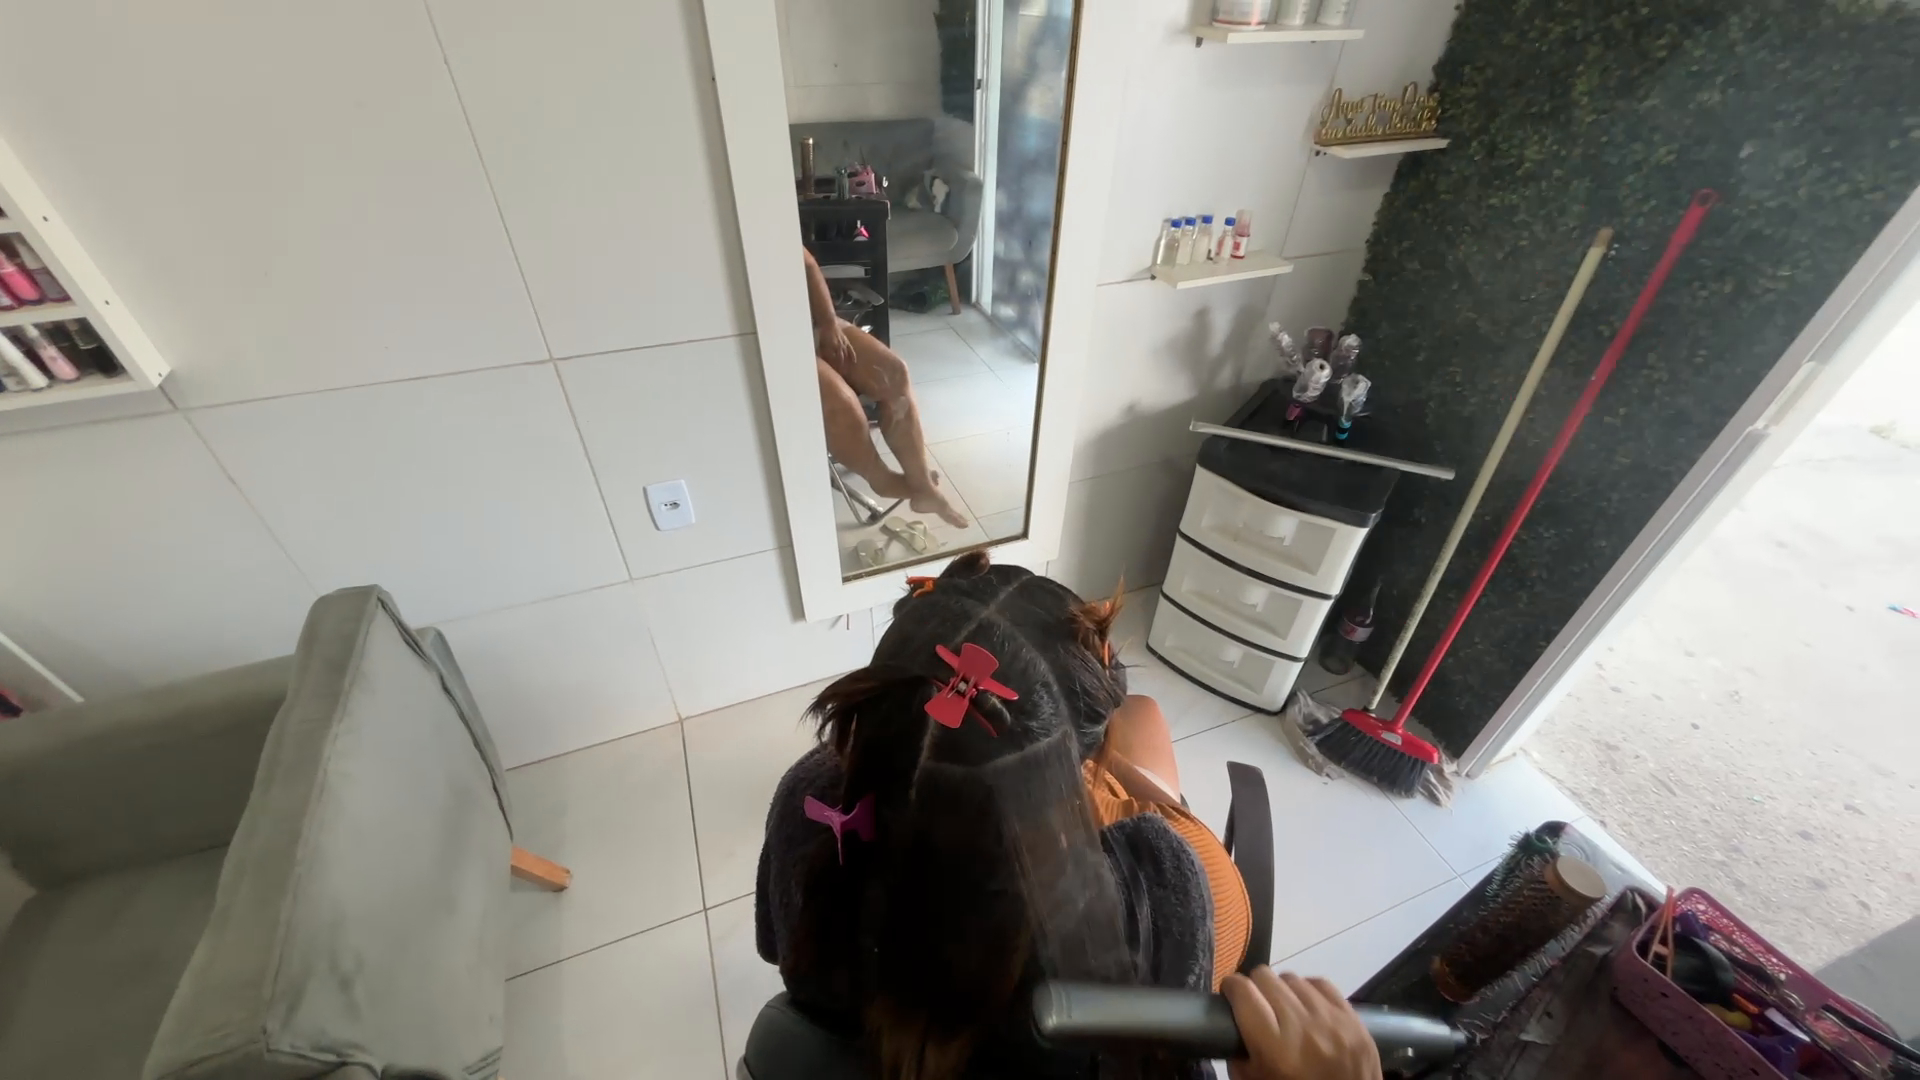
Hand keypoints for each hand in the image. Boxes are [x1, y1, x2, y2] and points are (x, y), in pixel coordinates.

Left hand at [815, 321, 853, 370]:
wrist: (828, 322)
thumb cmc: (822, 331)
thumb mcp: (819, 342)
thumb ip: (821, 351)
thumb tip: (820, 360)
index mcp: (829, 347)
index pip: (831, 361)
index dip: (832, 368)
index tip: (833, 375)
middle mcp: (837, 347)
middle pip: (839, 360)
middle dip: (840, 368)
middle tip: (841, 376)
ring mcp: (843, 345)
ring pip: (845, 356)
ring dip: (846, 364)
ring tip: (847, 372)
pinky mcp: (846, 342)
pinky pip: (850, 350)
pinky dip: (852, 356)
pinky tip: (854, 362)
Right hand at [1223, 968, 1380, 1079]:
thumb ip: (1236, 1048)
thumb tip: (1231, 1014)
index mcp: (1275, 1049)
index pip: (1242, 990)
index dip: (1231, 988)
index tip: (1231, 995)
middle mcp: (1304, 1029)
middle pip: (1265, 976)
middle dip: (1256, 988)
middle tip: (1260, 1006)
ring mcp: (1333, 1023)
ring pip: (1292, 978)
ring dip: (1284, 992)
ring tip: (1288, 1012)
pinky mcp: (1355, 1021)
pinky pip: (1321, 984)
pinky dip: (1310, 993)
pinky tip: (1309, 1010)